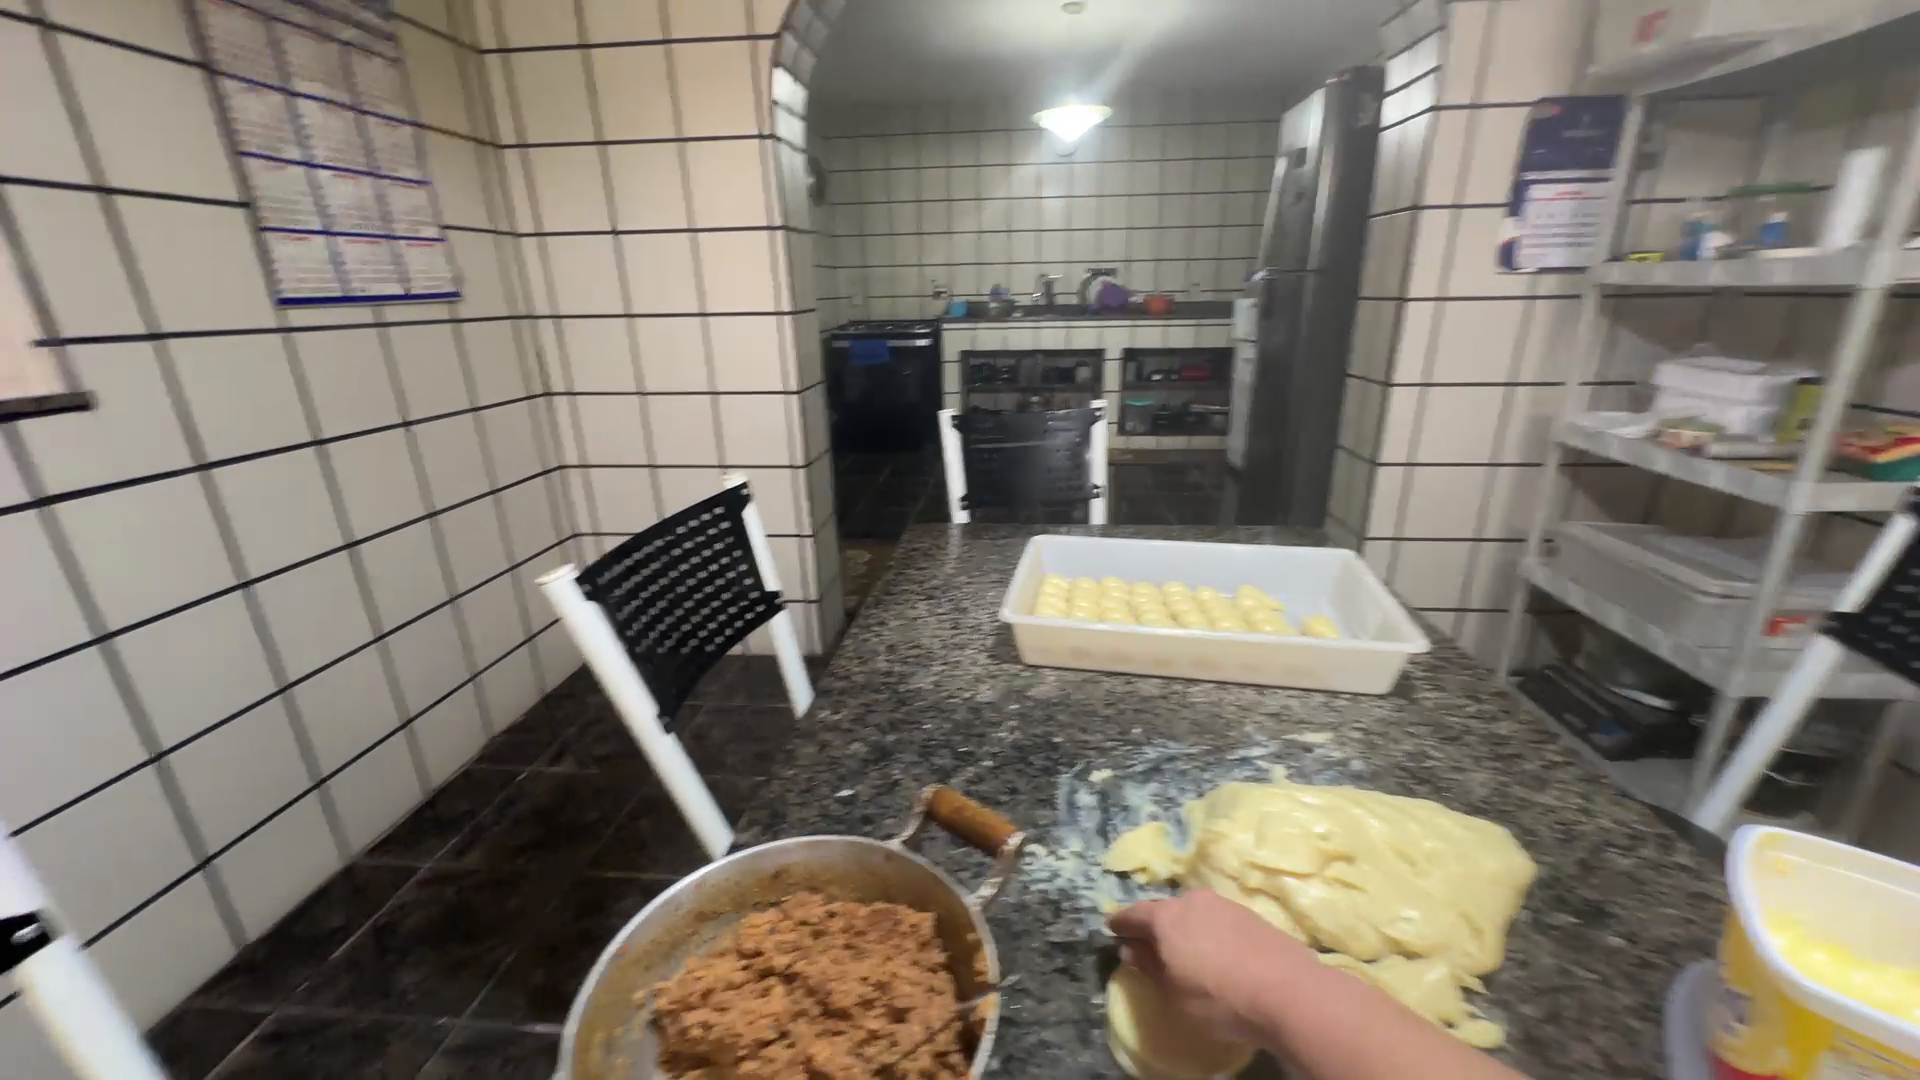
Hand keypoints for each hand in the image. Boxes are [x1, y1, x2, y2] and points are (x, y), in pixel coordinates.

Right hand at [1107, 890, 1314, 1043]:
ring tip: (1183, 947)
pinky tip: (1214, 950)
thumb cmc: (1219, 996)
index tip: (1112, 926)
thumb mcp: (1174, 992)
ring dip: (1184, 927)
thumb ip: (1149, 966)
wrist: (1288, 990)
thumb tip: (1130, 948)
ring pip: (1193, 912)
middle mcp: (1191, 900)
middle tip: (1148, 940)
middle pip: (1165, 910)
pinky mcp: (1249, 915)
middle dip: (1154, 924)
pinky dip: (1208, 931)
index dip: (1121, 921)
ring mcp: (1223, 904)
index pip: (1135, 914)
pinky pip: (1216, 919)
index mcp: (1166, 916)